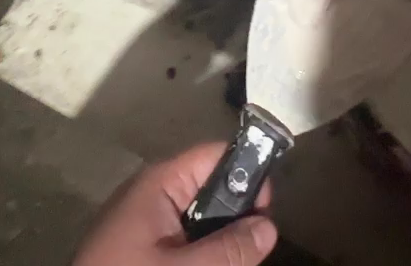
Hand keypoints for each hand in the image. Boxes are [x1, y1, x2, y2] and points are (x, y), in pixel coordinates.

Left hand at [73, 142, 277, 265]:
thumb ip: (227, 250)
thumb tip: (270, 227)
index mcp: (162, 181)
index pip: (216, 155)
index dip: (247, 174)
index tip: (267, 212)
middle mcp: (155, 192)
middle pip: (212, 188)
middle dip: (236, 217)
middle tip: (250, 252)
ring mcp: (146, 220)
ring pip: (200, 220)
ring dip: (218, 242)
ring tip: (231, 261)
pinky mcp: (141, 245)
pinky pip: (182, 238)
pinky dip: (198, 253)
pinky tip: (207, 264)